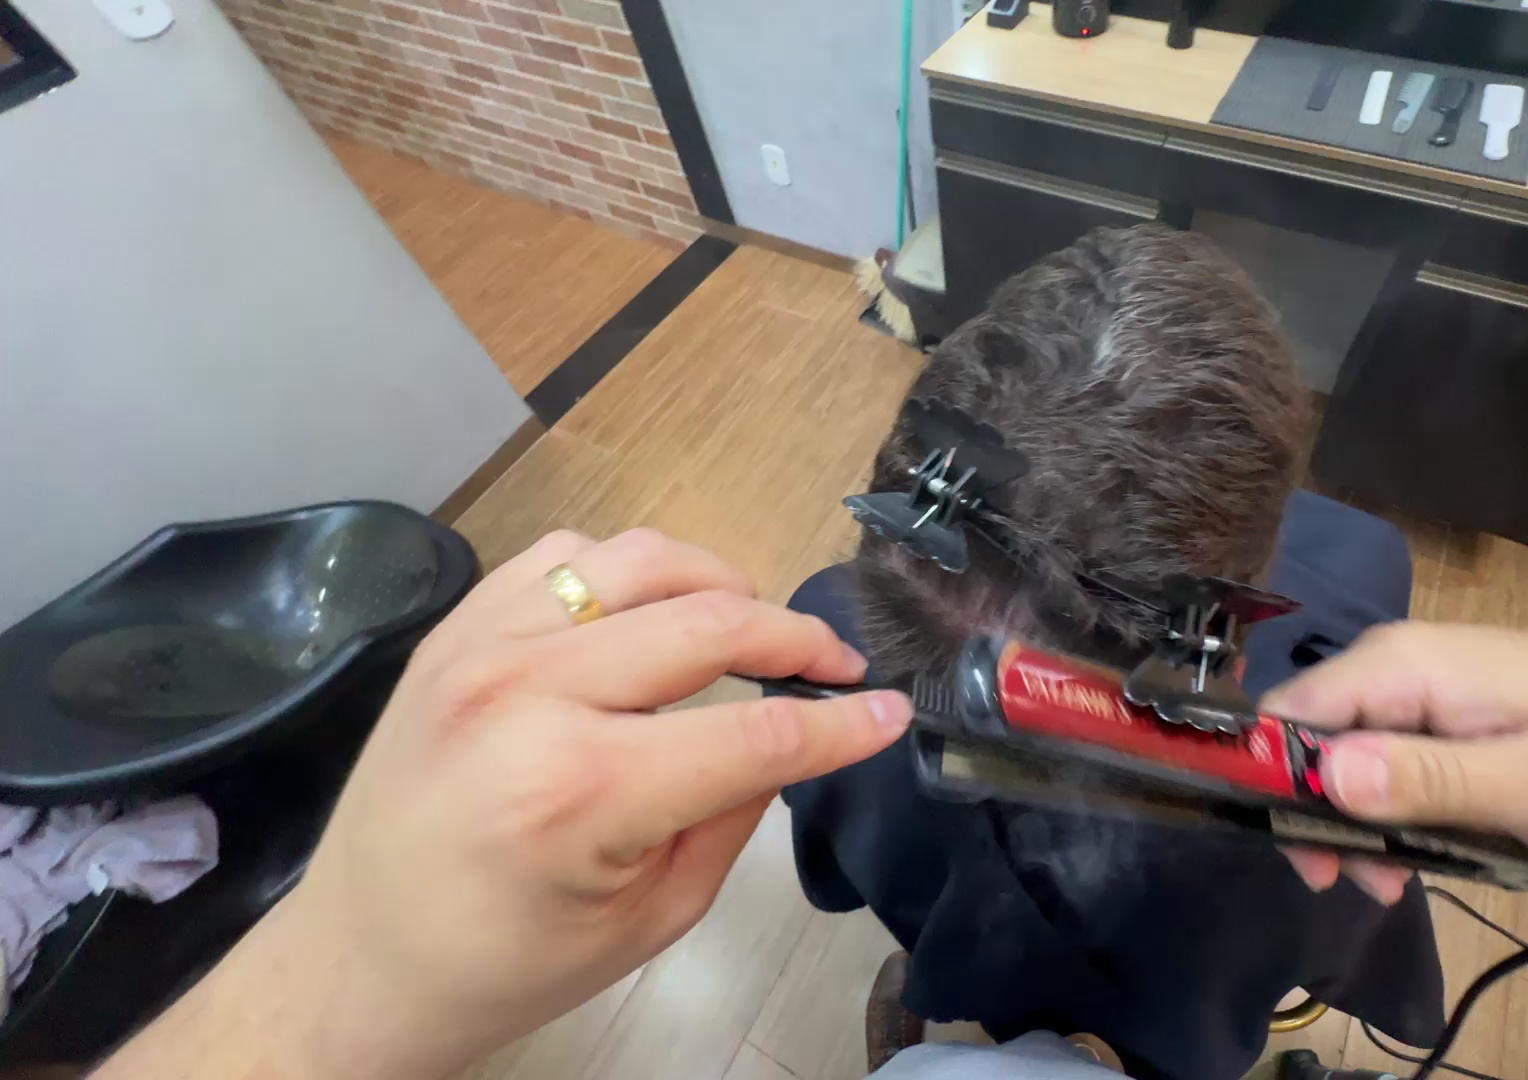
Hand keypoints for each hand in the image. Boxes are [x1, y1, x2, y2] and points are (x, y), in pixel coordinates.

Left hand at [251, 529, 909, 1076]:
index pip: (756, 737)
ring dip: (725, 587)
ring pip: (650, 559)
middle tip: (835, 666)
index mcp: (580, 793)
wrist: (353, 962)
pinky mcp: (459, 624)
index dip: (840, 725)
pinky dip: (638, 572)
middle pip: (714, 625)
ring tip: (749, 628)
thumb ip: (739, 807)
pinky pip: (576, 553)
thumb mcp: (662, 912)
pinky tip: (652, 614)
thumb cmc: (515, 960)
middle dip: (801, 639)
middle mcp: (528, 696)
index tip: (889, 712)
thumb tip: (793, 730)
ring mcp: (484, 644)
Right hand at [1259, 623, 1527, 904]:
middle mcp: (1393, 662)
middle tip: (1353, 882)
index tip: (1301, 851)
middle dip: (1317, 808)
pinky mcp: (1436, 709)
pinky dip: (1385, 806)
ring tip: (1394, 881)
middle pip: (1308, 732)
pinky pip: (1380, 753)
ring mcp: (1415, 683)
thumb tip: (1325, 776)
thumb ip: (1427, 778)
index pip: (1289, 709)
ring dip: (1354, 817)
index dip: (1270, 775)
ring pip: (1341, 748)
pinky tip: (1415, 849)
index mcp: (1402, 664)